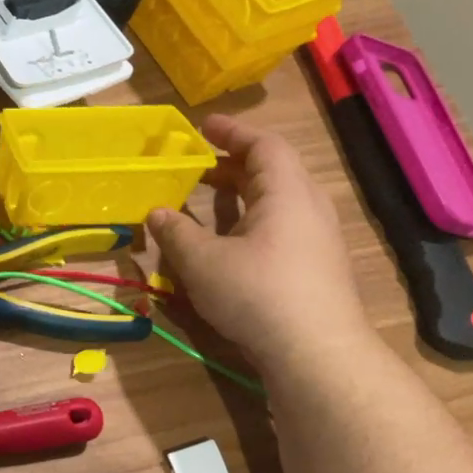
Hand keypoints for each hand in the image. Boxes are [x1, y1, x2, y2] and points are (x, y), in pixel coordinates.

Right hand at [147, 114, 373, 371]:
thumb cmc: (255, 292)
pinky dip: (249, 220)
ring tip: (207, 201)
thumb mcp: (202, 262)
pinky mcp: (313, 263)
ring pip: (276, 200)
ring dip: (240, 195)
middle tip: (197, 166)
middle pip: (272, 171)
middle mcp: (306, 204)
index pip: (262, 146)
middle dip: (233, 165)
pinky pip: (279, 225)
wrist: (312, 346)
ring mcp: (315, 235)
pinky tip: (228, 242)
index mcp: (284, 191)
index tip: (204, 127)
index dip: (232, 133)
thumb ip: (176, 233)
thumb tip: (157, 212)